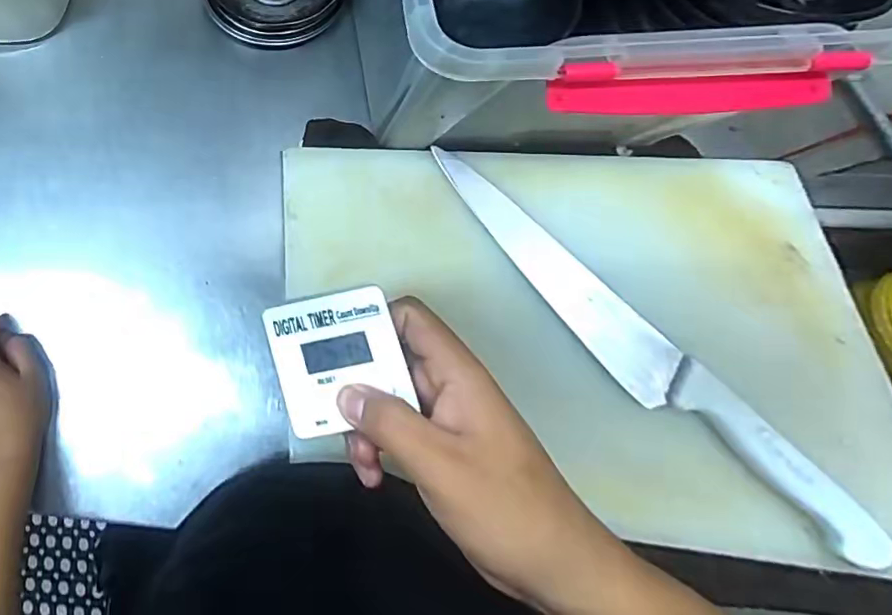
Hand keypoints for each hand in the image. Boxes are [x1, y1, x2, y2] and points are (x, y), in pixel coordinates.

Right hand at [337, 298, 713, 614]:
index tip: (335, 343)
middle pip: (386, 358)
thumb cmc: (509, 511)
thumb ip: (389, 422)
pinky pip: (392, 429)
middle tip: (331, 407)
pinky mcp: (436, 448)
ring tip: (359, 455)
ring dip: (362, 423)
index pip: (409, 318)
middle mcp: (446, 388)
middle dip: (356, 383)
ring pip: (383, 397)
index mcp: (456, 376)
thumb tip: (345, 393)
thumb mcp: (440, 464)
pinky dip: (375, 445)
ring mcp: (441, 418)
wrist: (560, 573)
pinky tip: (372, 472)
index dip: (372, 319)